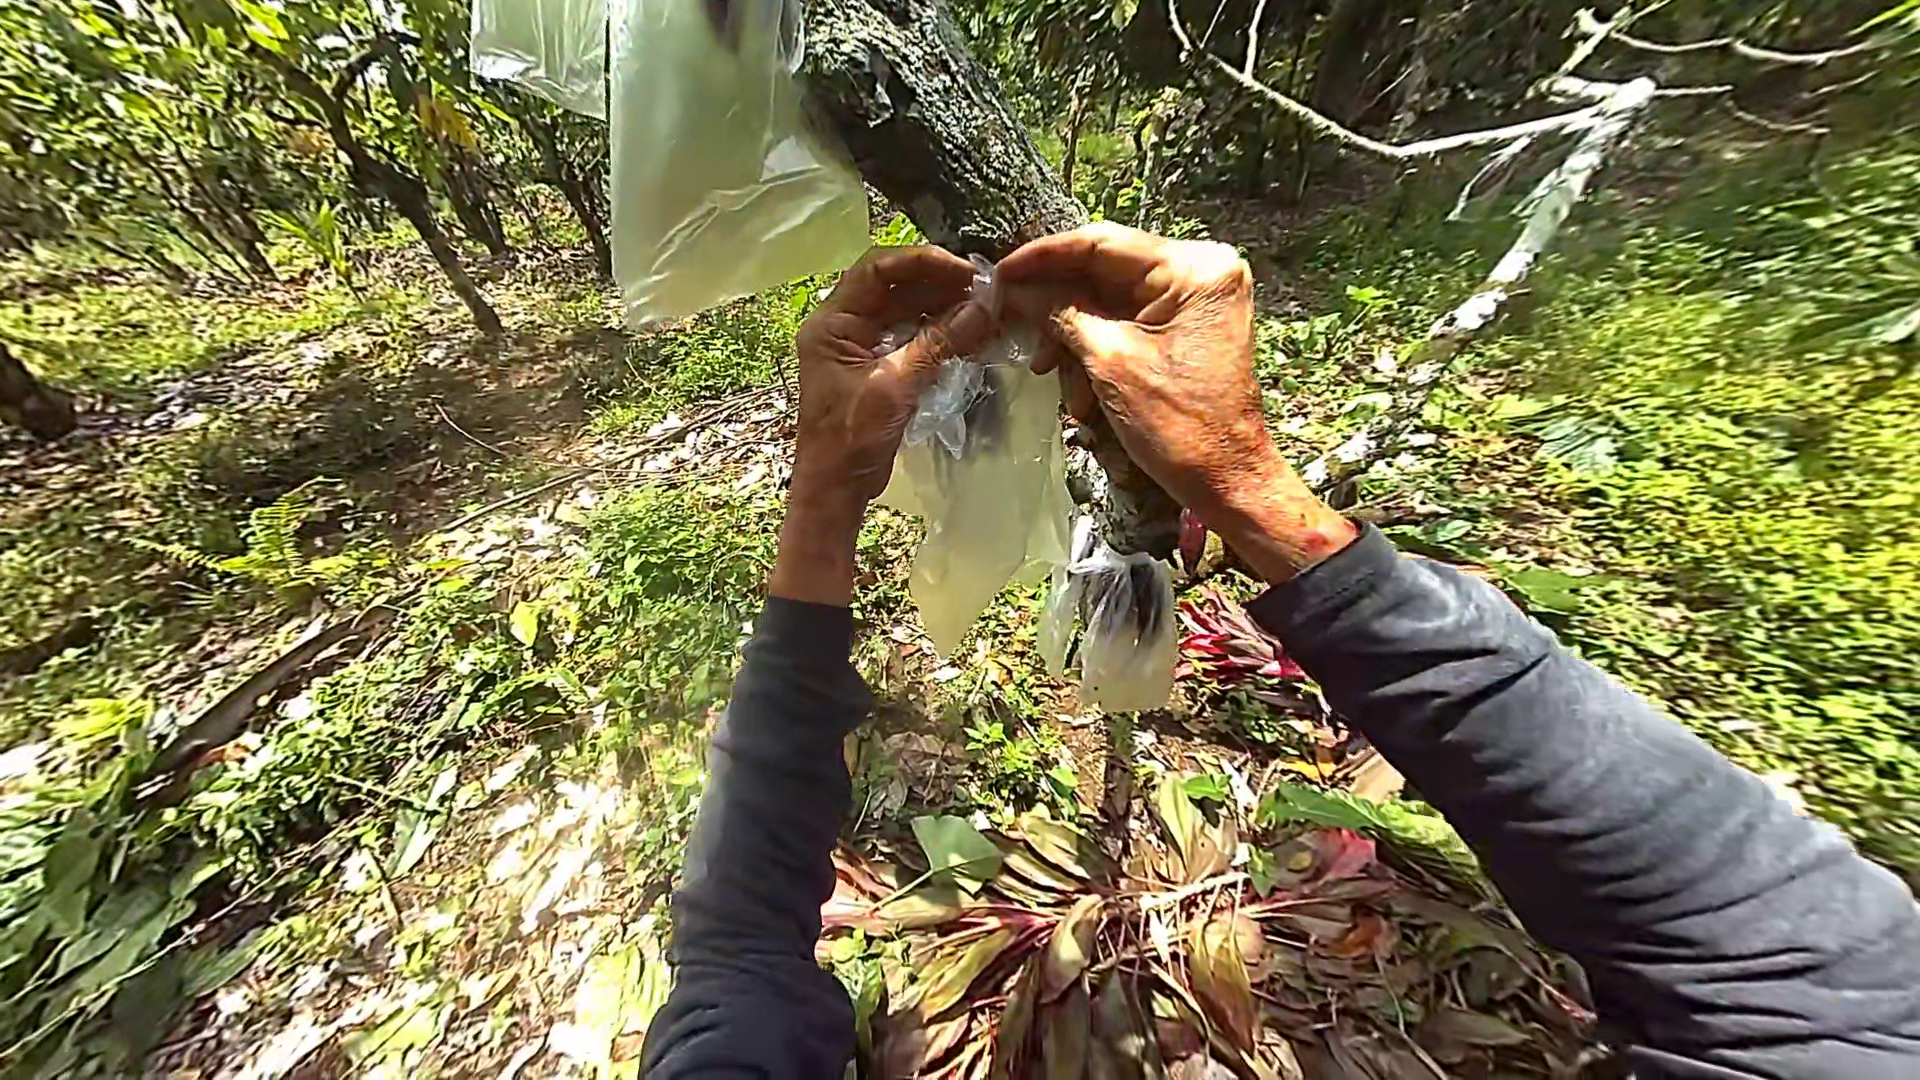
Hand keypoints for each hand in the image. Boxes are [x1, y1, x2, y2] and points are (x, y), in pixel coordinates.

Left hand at [771, 246, 995, 605]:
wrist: (836, 489)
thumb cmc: (851, 439)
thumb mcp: (894, 386)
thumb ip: (938, 344)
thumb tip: (984, 307)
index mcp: (833, 322)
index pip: (877, 269)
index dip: (922, 262)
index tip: (965, 271)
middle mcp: (846, 327)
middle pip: (896, 289)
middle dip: (940, 286)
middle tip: (985, 290)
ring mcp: (864, 349)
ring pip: (908, 314)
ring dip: (945, 311)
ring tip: (985, 310)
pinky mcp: (881, 370)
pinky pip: (914, 341)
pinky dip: (942, 337)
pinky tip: (972, 335)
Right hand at [997, 222, 1354, 581]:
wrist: (1224, 480)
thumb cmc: (1176, 426)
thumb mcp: (1109, 363)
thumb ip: (1060, 314)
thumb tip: (1014, 289)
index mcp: (1193, 268)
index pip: (1102, 243)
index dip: (1043, 257)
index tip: (1000, 273)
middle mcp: (1199, 271)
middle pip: (1104, 273)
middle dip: (1056, 307)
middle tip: (1015, 326)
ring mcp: (1193, 302)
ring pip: (1109, 305)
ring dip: (1073, 340)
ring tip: (1051, 375)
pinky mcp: (1183, 330)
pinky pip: (1125, 328)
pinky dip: (1095, 354)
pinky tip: (1080, 391)